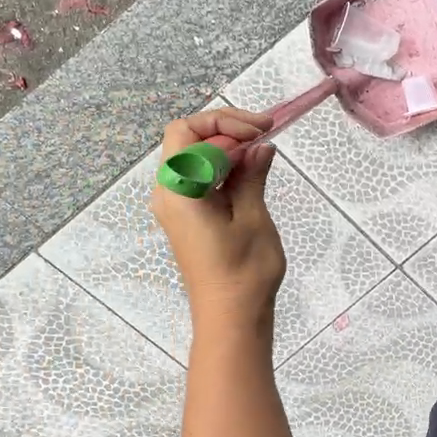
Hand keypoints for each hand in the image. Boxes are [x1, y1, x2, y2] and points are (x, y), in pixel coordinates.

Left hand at [149, 107, 286, 327]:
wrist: (231, 315)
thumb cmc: (245, 270)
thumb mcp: (253, 217)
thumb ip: (251, 176)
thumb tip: (260, 147)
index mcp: (179, 190)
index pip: (189, 133)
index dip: (226, 121)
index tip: (264, 129)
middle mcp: (169, 192)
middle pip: (187, 140)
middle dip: (226, 129)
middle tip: (267, 135)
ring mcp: (177, 205)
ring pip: (194, 158)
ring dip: (227, 147)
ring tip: (263, 151)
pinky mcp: (189, 216)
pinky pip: (201, 178)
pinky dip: (225, 167)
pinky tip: (252, 171)